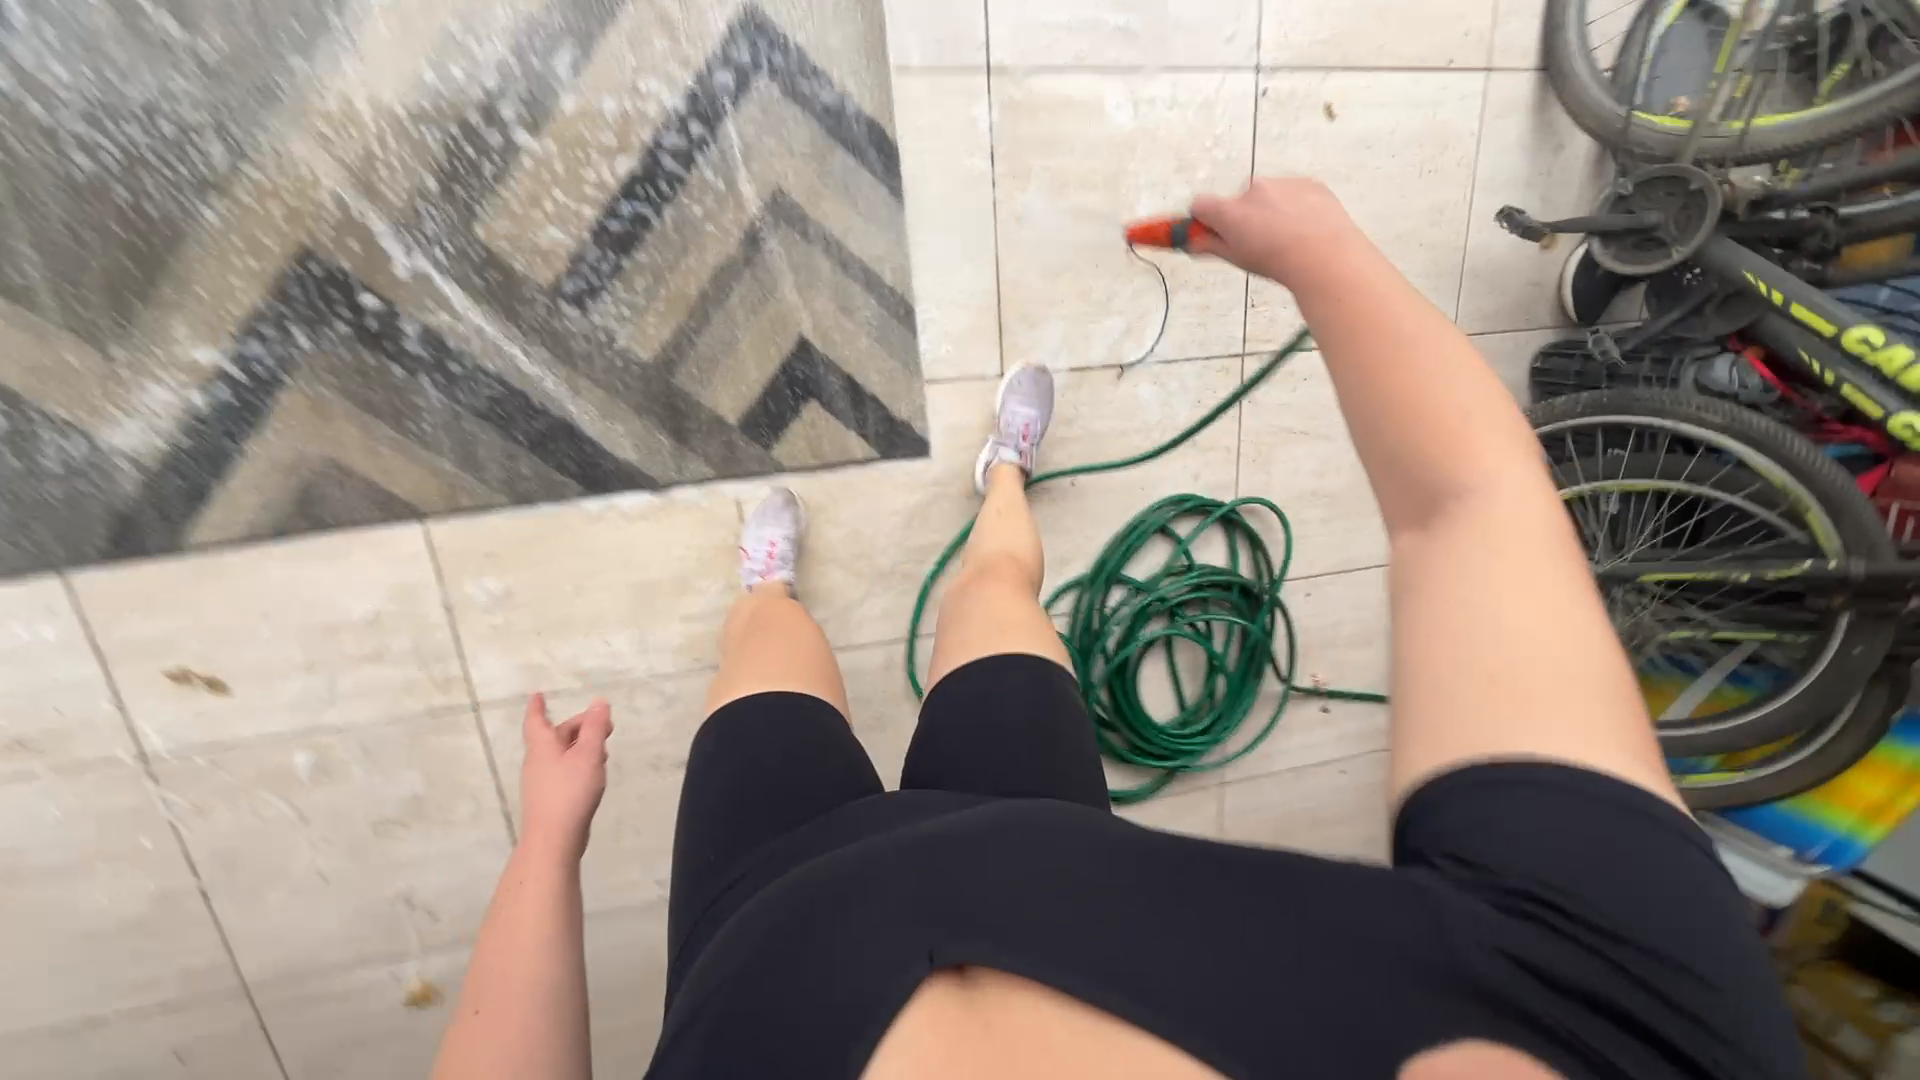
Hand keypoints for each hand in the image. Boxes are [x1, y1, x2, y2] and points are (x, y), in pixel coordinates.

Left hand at [518, 693, 612, 860]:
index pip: (537, 721)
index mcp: (543, 747)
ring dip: (582, 745)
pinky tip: (594, 772)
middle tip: (605, 724)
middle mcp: (538, 761)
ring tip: (604, 749)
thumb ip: (595, 728)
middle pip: (556, 736)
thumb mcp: (589, 755)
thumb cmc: (570, 791)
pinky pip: (564, 770)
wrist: (553, 839)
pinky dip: (579, 762)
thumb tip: (599, 702)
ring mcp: (542, 781)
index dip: (537, 707)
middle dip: (578, 726)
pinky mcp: (550, 797)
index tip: (538, 695)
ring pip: (562, 753)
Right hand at [1188, 178, 1358, 285]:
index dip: (1203, 219)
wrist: (1325, 254)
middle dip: (1242, 217)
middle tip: (1257, 242)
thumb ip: (1211, 246)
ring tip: (1286, 239)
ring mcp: (1282, 183)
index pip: (1200, 204)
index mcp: (1230, 211)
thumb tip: (1193, 243)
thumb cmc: (1277, 261)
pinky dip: (1294, 207)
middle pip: (1237, 201)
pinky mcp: (1308, 182)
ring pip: (1267, 196)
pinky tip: (1304, 229)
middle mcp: (1253, 190)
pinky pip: (1293, 193)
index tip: (1210, 232)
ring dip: (1270, 211)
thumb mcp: (1237, 259)